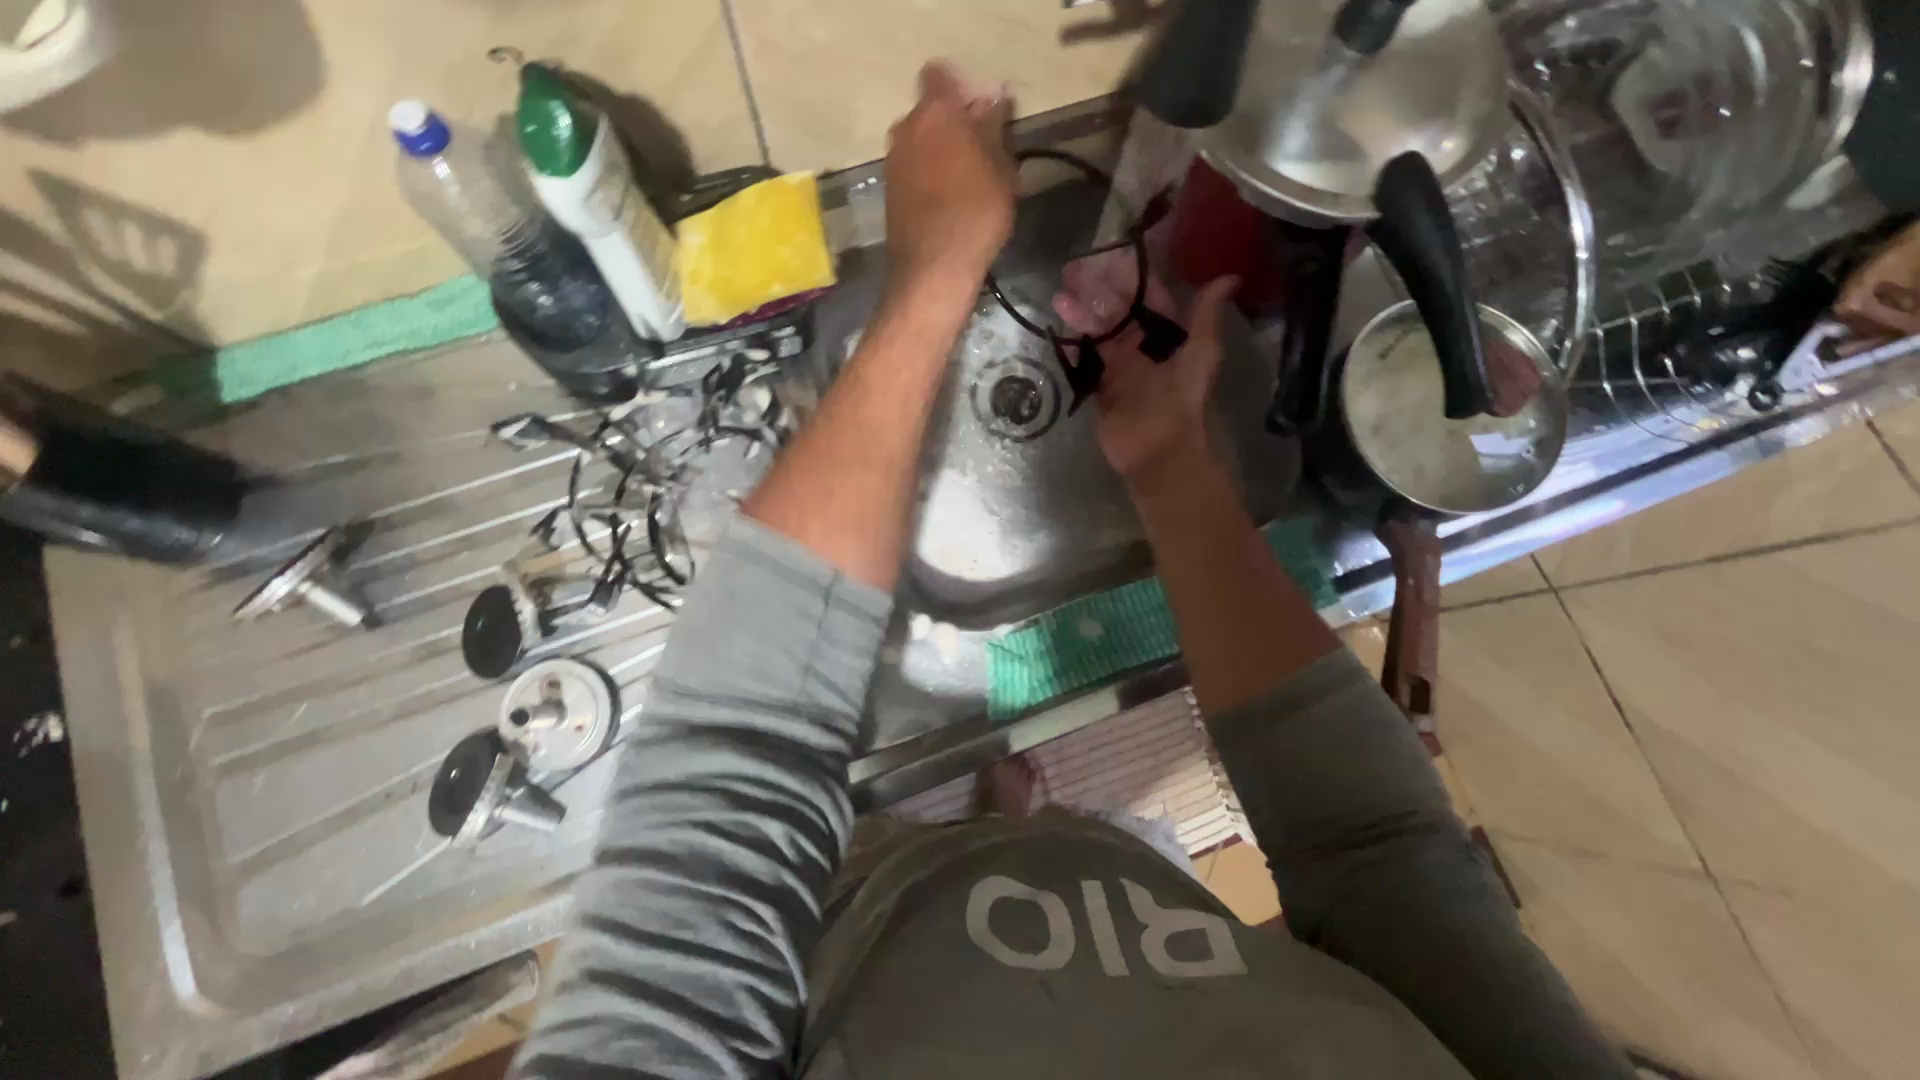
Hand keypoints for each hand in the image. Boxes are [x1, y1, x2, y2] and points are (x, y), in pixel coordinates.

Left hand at [884, 61, 1016, 289]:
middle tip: (980, 148)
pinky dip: (927, 175)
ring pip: (919, 141)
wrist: (934, 268)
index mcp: (936, 112)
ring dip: (939, 150)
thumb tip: (994, 99)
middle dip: (951, 122)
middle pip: (929, 111)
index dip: (960, 87)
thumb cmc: (976, 213)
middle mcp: (906, 128)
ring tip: (965, 179)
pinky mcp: (889, 190)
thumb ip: (995, 127)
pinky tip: (947, 200)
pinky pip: (912, 168)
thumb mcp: (1001, 168)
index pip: (939, 75)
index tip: (980, 110)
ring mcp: (893, 161)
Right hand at [1055, 258, 1238, 486]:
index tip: (1110, 255)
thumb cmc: (1180, 401)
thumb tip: (1230, 277)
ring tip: (1060, 295)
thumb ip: (1206, 315)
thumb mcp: (1200, 353)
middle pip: (1117, 312)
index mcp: (1169, 338)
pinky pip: (1085, 359)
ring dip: (1080, 312)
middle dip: (1097, 290)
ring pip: (1098, 332)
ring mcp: (1119, 367)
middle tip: (1072, 269)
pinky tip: (1058, 325)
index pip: (1148, 299)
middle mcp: (1143, 348)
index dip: (1131, 278)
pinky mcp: (1100, 387)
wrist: (1158, 451)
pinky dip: (1073, 342)